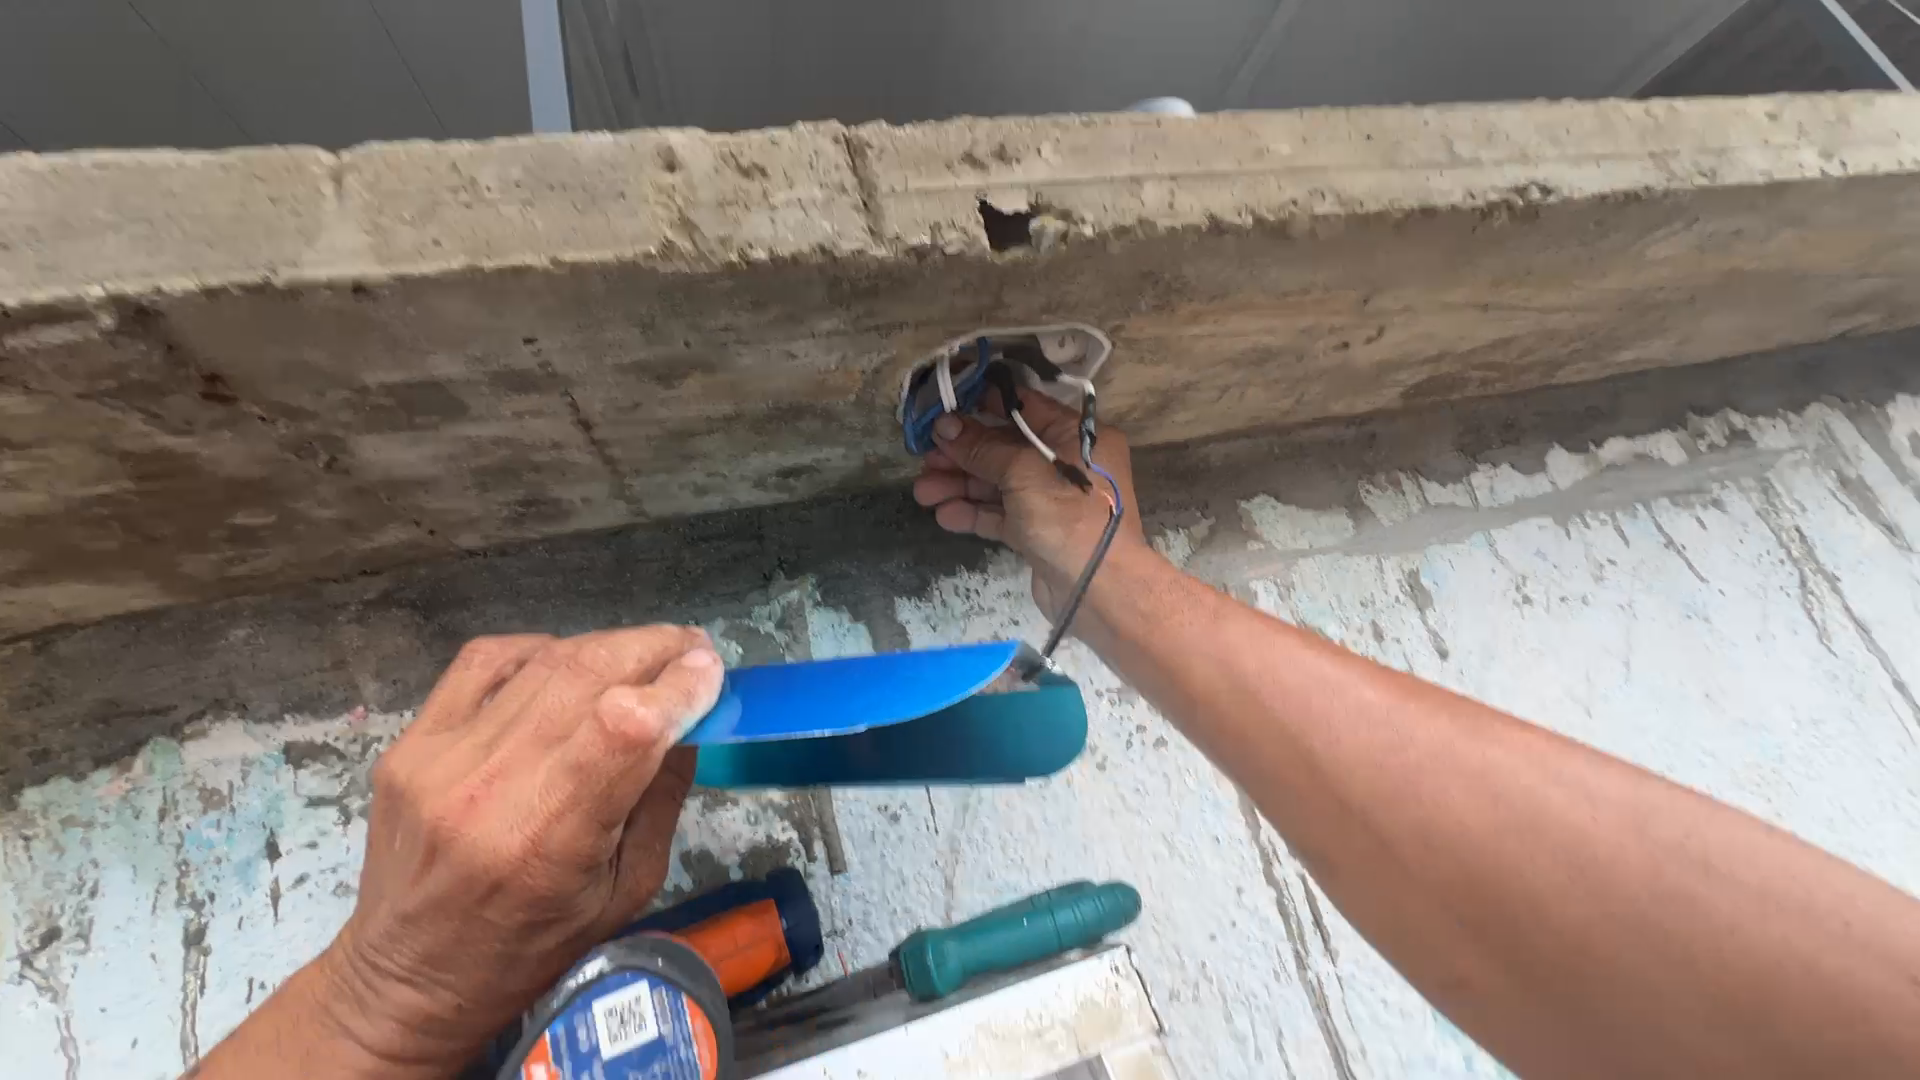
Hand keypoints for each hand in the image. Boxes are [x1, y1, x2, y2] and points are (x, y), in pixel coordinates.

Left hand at [312, 627, 720, 1071]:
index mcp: (551, 838)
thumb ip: (664, 795)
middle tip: (692, 648)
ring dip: (614, 644)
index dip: (679, 686)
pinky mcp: (412, 742)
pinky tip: (571, 664)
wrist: (406, 977)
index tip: (712, 671)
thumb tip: (691, 716)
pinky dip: (545, 648)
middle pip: (589, 673)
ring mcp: (442, 757)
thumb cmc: (533, 946)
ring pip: (548, 659)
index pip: (627, 726)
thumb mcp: (630, 887)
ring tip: (646, 652)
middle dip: (657, 647)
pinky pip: (488, 659)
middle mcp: (492, 787)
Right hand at [912, 392, 1146, 621]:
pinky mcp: (1037, 531)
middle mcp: (1065, 463)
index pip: (1024, 408)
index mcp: (1076, 436)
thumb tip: (946, 426)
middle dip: (962, 454)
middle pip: (1005, 448)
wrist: (1099, 590)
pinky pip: (1001, 514)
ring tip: (922, 492)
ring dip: (960, 485)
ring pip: (998, 484)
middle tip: (924, 458)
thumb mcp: (1024, 473)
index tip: (943, 410)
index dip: (981, 406)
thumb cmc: (1069, 517)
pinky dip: (974, 513)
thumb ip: (983, 448)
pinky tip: (944, 515)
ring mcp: (1051, 499)